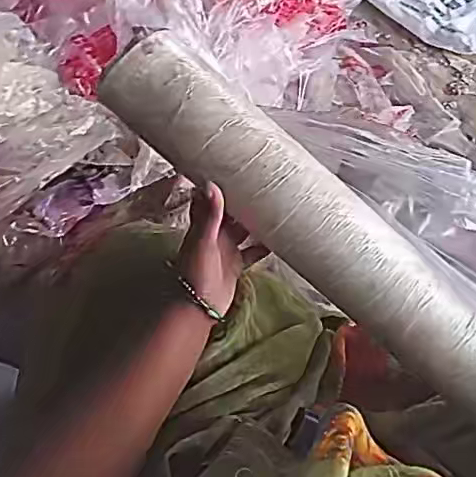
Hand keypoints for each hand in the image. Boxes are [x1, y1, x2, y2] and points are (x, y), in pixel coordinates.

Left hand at [175, 180, 263, 318]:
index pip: (211, 199)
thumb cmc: (196, 273)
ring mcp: (227, 249)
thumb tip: (212, 184)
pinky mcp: (237, 264)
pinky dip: (264, 245)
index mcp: (204, 225)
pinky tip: (279, 238)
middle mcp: (215, 234)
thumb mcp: (203, 242)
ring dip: (256, 220)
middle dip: (243, 200)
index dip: (219, 185)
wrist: (199, 308)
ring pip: (244, 229)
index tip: (233, 169)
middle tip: (263, 184)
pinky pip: (253, 251)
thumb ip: (210, 215)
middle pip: (231, 212)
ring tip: (275, 207)